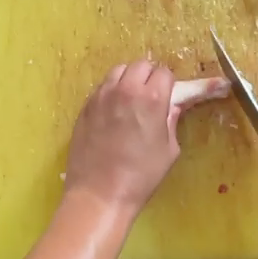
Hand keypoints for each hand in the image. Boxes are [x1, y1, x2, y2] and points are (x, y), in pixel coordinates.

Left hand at [63, 60, 182, 220]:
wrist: (99, 193)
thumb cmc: (141, 176)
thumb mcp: (169, 150)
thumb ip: (171, 121)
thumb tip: (170, 107)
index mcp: (151, 98)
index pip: (164, 72)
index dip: (168, 84)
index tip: (167, 97)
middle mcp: (126, 89)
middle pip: (141, 65)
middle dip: (149, 77)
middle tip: (150, 97)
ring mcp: (102, 96)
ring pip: (118, 71)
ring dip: (128, 80)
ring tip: (130, 100)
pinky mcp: (86, 106)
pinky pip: (102, 87)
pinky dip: (111, 92)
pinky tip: (113, 112)